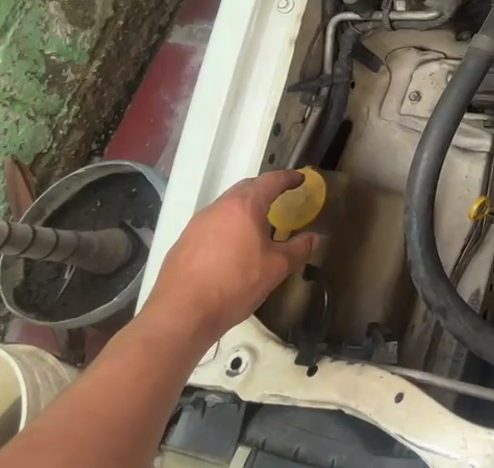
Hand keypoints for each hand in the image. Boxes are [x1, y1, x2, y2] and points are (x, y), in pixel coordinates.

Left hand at [140, 171, 318, 349]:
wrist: (179, 317)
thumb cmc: (234, 285)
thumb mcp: (276, 268)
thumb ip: (299, 248)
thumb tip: (314, 238)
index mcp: (244, 206)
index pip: (271, 180)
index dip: (288, 178)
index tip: (300, 179)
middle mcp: (218, 208)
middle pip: (245, 188)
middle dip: (264, 189)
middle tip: (280, 198)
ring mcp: (196, 225)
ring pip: (225, 206)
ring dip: (243, 209)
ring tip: (256, 226)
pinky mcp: (181, 244)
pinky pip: (210, 225)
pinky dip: (226, 226)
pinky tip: (230, 249)